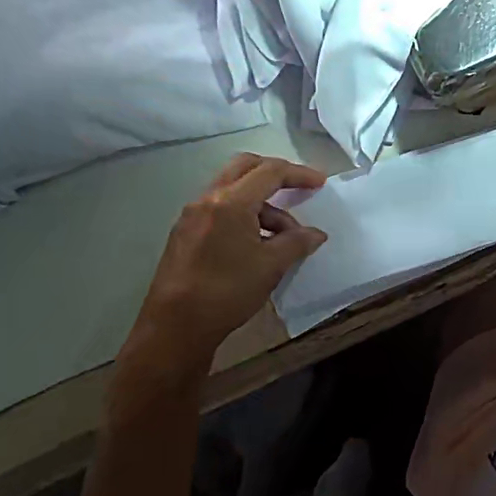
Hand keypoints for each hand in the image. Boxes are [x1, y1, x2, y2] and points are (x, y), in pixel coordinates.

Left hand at [134, 154, 329, 355]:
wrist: (175, 328)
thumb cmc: (227, 291)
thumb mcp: (271, 266)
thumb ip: (296, 242)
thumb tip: (316, 234)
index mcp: (231, 202)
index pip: (270, 172)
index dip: (299, 174)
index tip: (320, 183)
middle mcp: (208, 199)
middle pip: (246, 167)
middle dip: (275, 174)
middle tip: (298, 189)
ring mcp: (192, 215)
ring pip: (232, 190)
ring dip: (261, 203)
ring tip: (282, 236)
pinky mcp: (184, 232)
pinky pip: (220, 209)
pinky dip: (242, 214)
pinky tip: (256, 244)